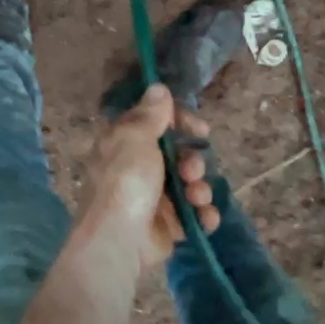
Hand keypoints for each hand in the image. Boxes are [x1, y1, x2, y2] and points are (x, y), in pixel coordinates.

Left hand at [83, 84, 221, 266]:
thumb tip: (157, 87)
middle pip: (177, 154)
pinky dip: (203, 214)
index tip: (199, 129)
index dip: (180, 121)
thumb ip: (150, 114)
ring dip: (199, 187)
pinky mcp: (168, 224)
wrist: (120, 237)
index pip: (156, 121)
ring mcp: (154, 196)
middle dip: (192, 160)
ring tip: (196, 195)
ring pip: (189, 183)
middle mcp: (138, 165)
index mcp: (125, 140)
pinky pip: (194, 213)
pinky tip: (204, 217)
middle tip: (191, 170)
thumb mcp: (135, 136)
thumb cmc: (126, 178)